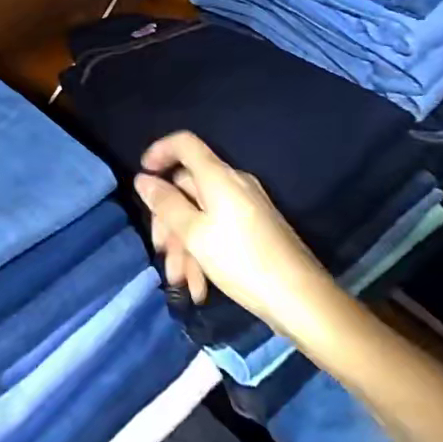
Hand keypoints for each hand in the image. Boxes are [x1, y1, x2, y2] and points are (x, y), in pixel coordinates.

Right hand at [134, 131, 340, 336]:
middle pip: (187, 186)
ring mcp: (245, 206)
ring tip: (181, 282)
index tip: (142, 175)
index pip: (184, 143)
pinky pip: (218, 229)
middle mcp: (233, 183)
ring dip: (184, 246)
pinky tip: (199, 285)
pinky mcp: (254, 228)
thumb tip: (143, 178)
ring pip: (200, 214)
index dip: (160, 152)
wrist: (300, 298)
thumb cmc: (242, 261)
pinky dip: (204, 252)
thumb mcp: (194, 235)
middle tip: (160, 251)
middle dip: (168, 220)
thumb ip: (166, 204)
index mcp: (218, 176)